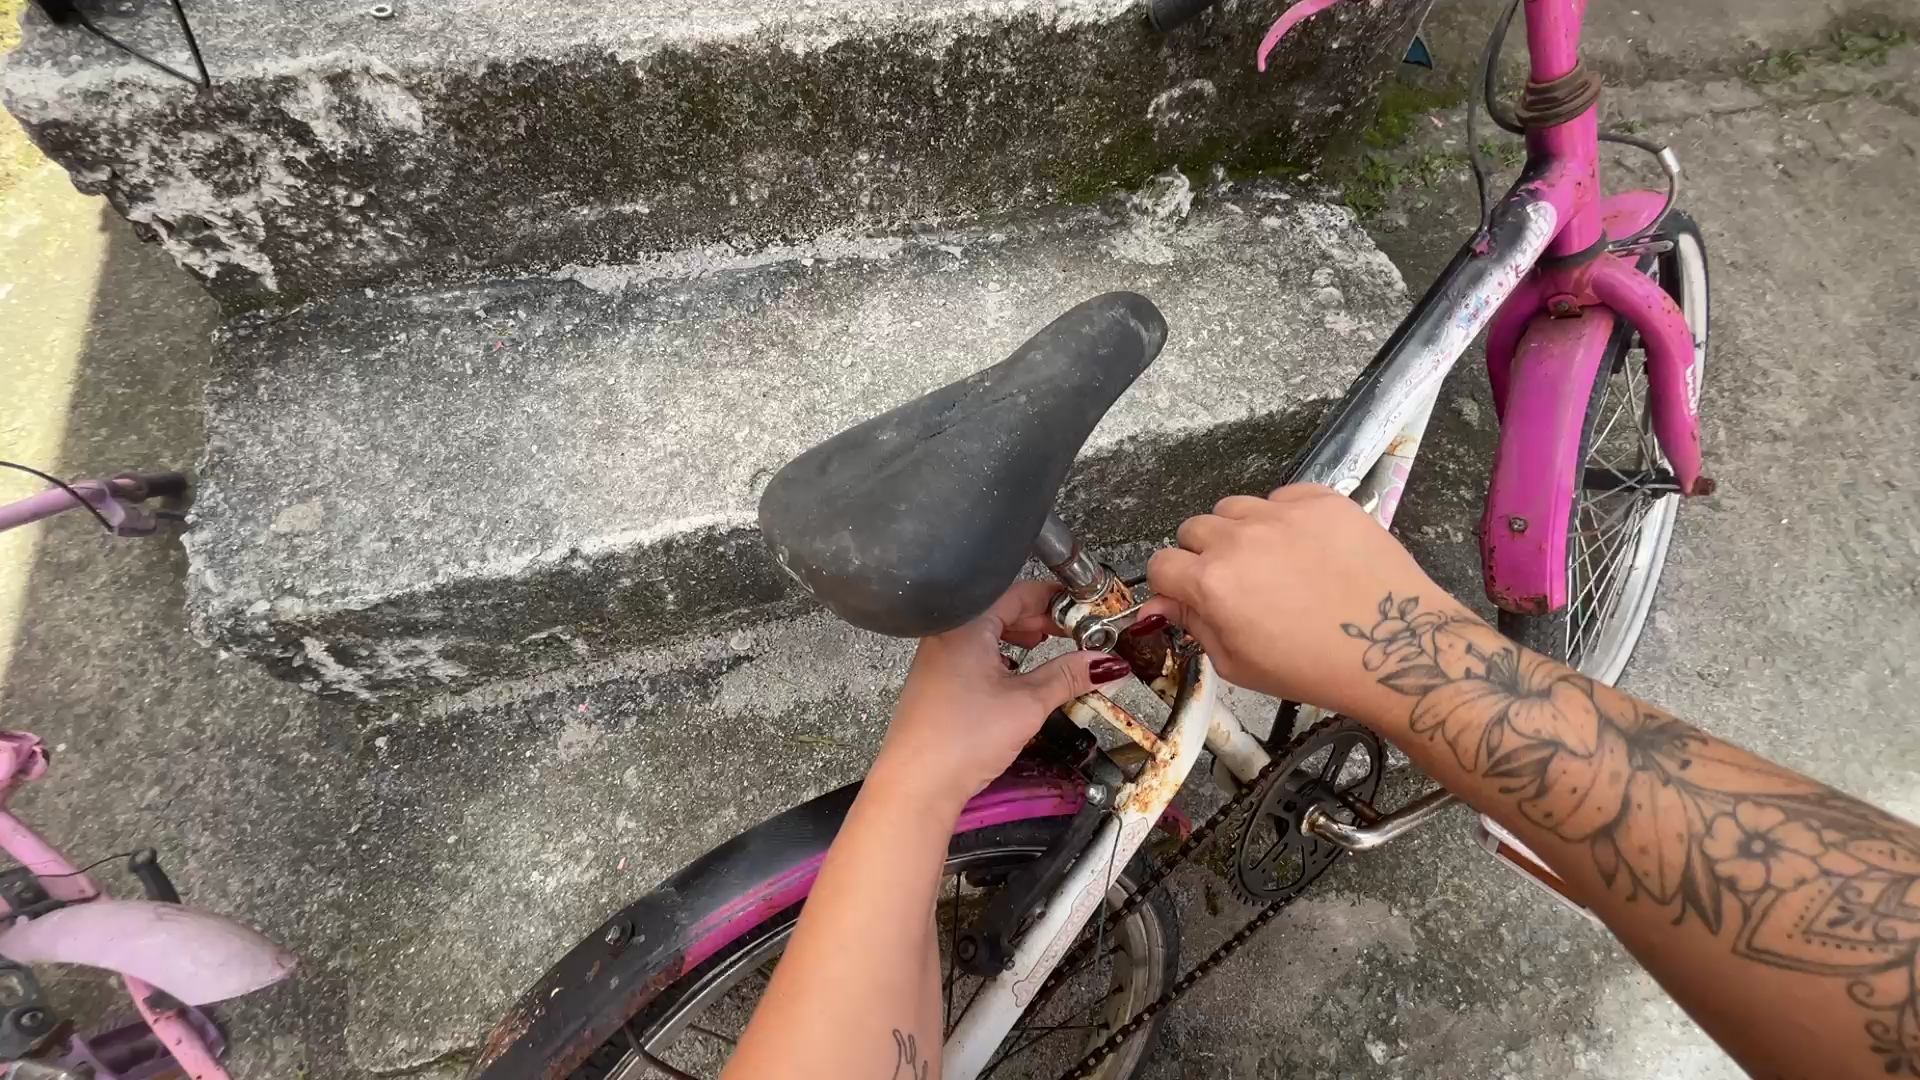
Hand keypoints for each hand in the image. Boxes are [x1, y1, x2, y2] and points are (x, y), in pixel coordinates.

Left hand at [872, 582, 1129, 811]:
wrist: (916, 784)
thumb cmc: (964, 738)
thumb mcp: (1027, 703)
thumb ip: (1068, 677)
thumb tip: (1105, 663)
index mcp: (967, 624)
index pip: (1019, 593)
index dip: (1056, 600)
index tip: (1083, 610)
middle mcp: (948, 631)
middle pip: (1003, 609)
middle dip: (1042, 619)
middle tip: (1075, 631)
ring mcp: (938, 655)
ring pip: (988, 631)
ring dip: (1021, 636)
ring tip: (1048, 646)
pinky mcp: (936, 678)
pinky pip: (974, 651)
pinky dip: (1001, 654)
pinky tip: (1016, 671)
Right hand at [1139, 484, 1466, 718]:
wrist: (1398, 648)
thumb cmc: (1313, 667)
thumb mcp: (1236, 664)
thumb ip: (1193, 625)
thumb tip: (1162, 604)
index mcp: (1212, 583)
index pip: (1161, 564)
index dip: (1171, 583)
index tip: (1188, 594)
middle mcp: (1239, 540)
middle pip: (1193, 529)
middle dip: (1203, 554)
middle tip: (1235, 580)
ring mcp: (1281, 514)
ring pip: (1233, 507)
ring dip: (1239, 531)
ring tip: (1271, 559)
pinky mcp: (1320, 500)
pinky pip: (1280, 496)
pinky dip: (1282, 516)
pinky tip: (1304, 546)